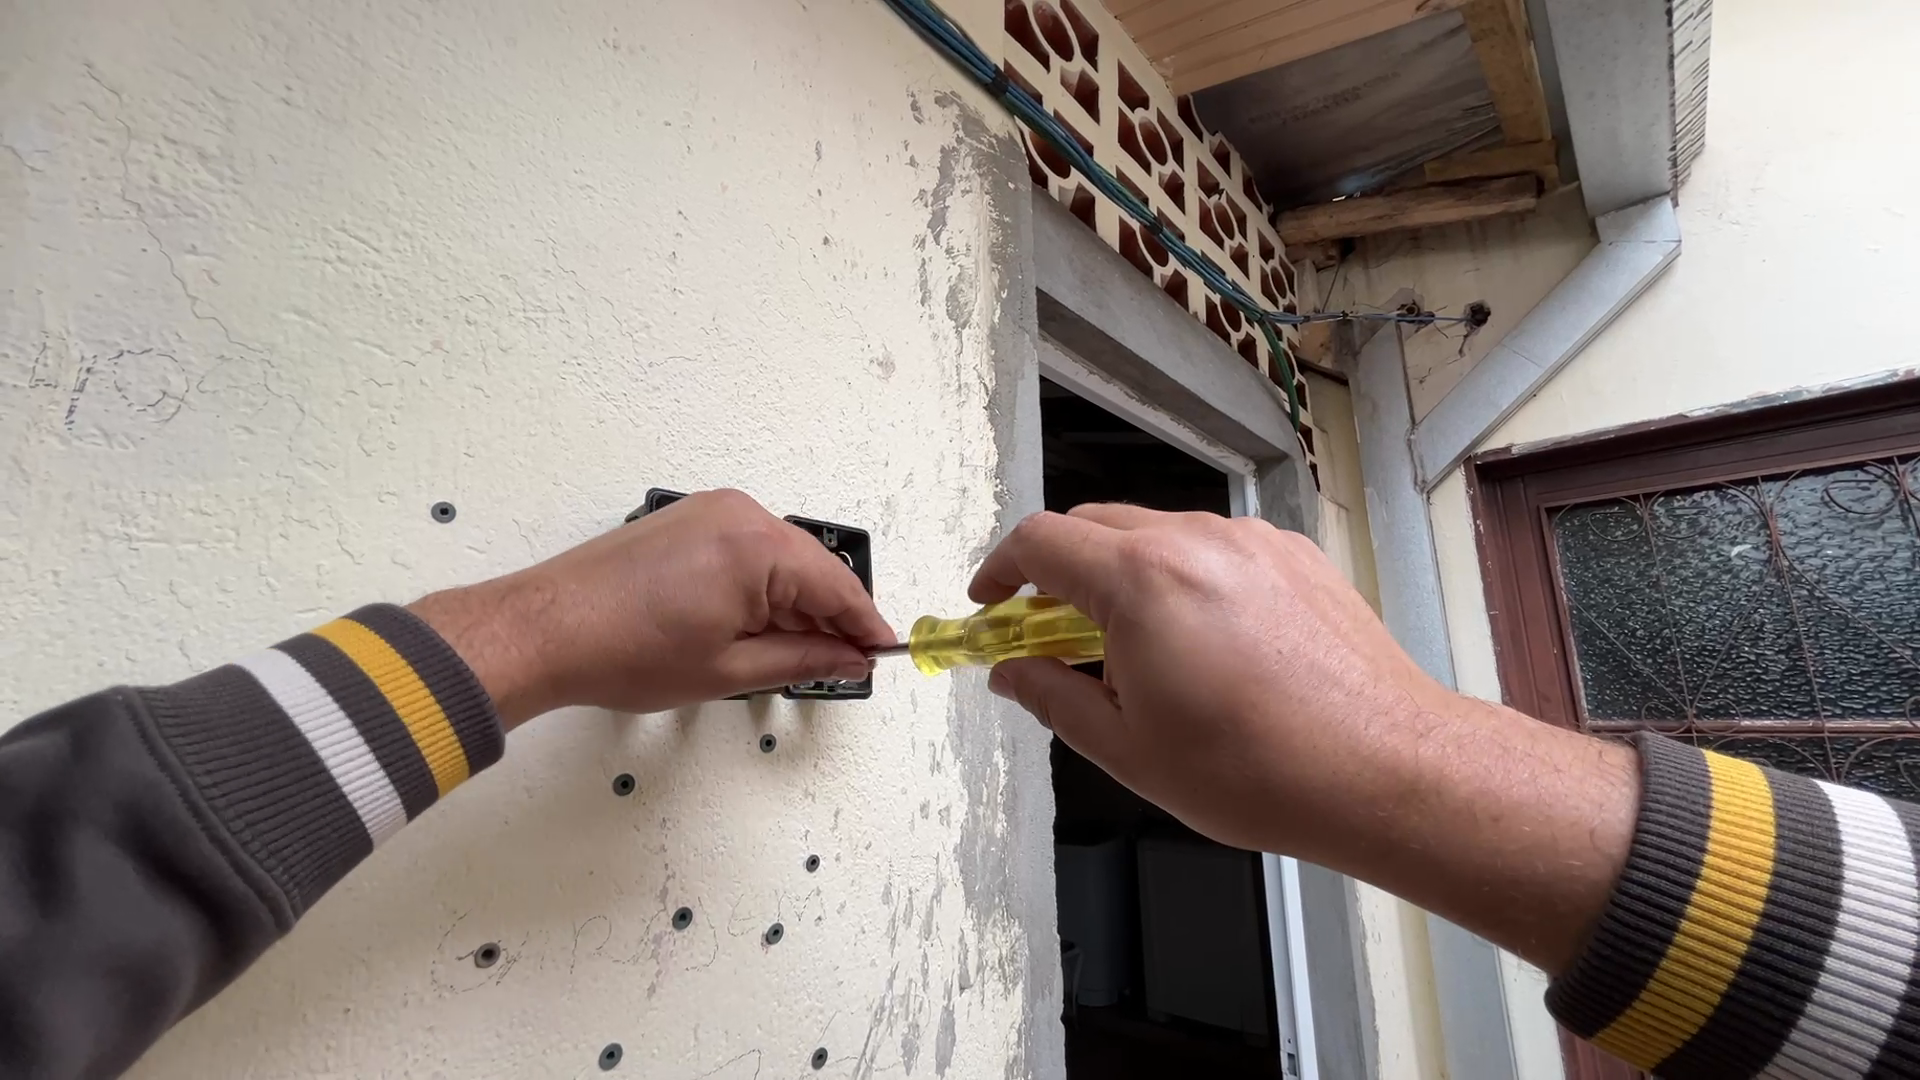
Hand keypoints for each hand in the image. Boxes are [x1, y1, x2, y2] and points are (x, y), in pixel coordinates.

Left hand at [411, 490, 892, 725]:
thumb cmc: (624, 651)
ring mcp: (714, 510)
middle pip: (813, 567)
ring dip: (797, 602)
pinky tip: (763, 622)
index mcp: (758, 546)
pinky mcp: (693, 517)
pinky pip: (752, 548)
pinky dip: (766, 585)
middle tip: (844, 659)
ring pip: (783, 558)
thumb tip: (849, 659)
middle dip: (831, 616)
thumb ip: (805, 659)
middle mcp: (742, 513)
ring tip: (799, 649)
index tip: (882, 651)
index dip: (865, 624)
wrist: (542, 631)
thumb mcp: (731, 669)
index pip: (837, 586)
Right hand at [973, 505, 1636, 973]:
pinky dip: (1175, 573)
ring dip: (1116, 572)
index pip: (1039, 542)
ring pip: (1150, 532)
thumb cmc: (1255, 770)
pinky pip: (1207, 545)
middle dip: (1055, 571)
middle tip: (1049, 630)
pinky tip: (1197, 634)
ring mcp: (1246, 540)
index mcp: (1139, 580)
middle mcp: (1191, 538)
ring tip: (1130, 642)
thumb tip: (1011, 673)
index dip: (1000, 569)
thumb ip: (1051, 696)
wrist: (1389, 770)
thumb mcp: (1126, 747)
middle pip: (1091, 526)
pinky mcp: (1289, 553)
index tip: (991, 602)